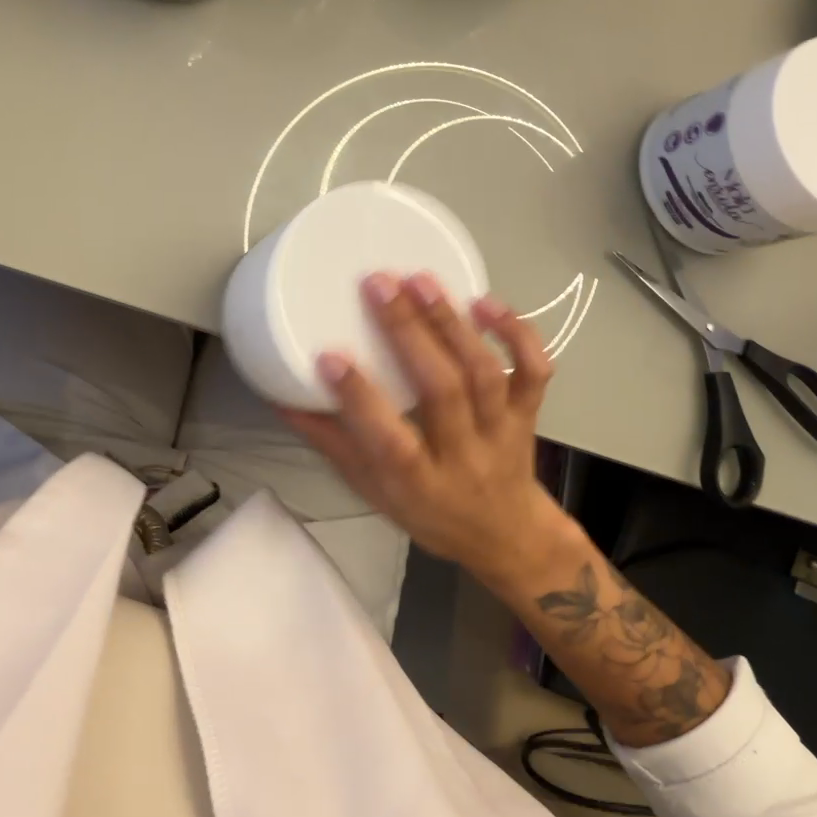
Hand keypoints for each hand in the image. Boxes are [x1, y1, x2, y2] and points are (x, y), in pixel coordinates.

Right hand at [280, 272, 565, 587]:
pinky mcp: (526, 413)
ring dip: (452, 323)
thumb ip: (331, 442)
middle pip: (442, 390)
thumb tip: (283, 396)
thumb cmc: (428, 512)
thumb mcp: (371, 489)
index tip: (328, 354)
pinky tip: (485, 302)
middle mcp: (462, 455)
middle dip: (409, 333)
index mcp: (418, 481)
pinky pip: (533, 372)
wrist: (506, 536)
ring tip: (422, 280)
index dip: (359, 397)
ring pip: (483, 374)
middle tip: (378, 283)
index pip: (389, 439)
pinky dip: (517, 334)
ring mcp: (500, 432)